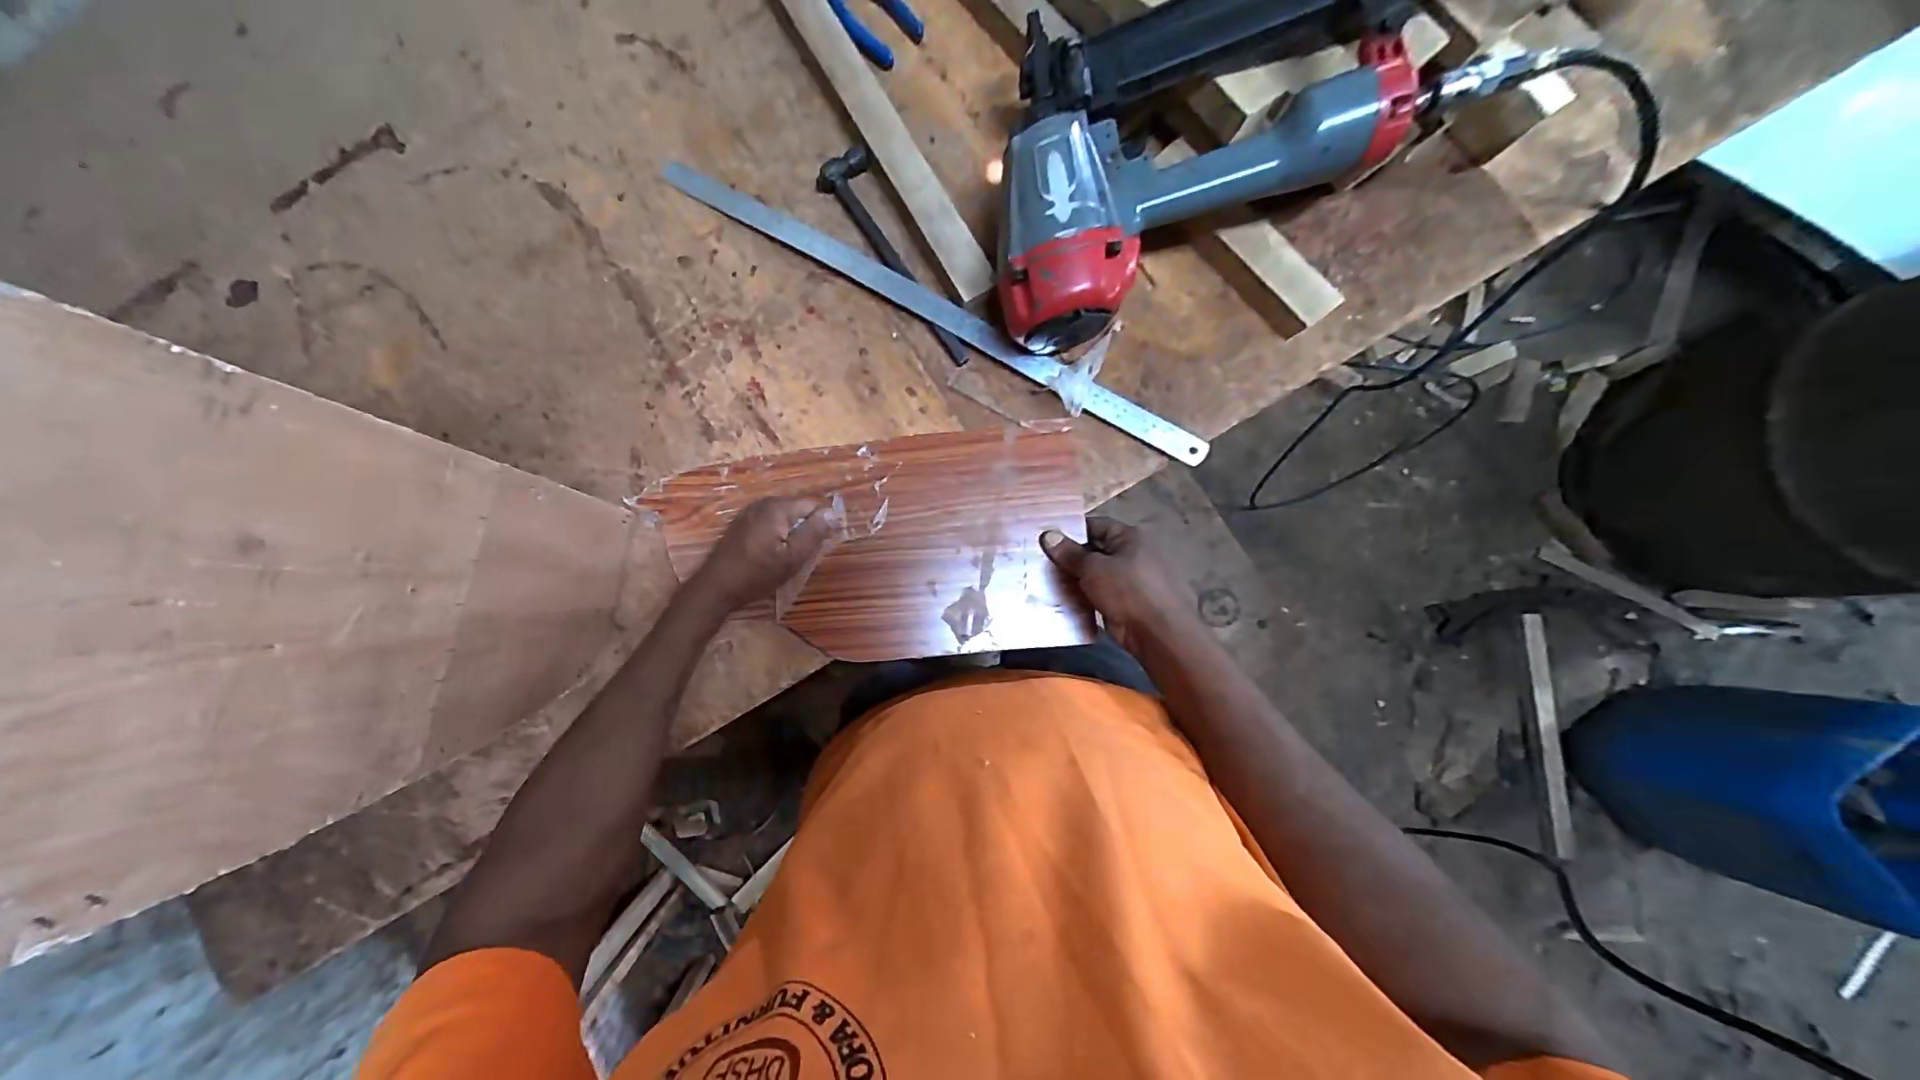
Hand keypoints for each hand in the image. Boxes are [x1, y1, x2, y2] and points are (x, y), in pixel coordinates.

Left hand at [689, 496, 840, 612]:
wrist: (715, 587)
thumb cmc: (757, 574)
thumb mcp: (792, 558)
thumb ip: (814, 533)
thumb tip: (832, 513)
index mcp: (777, 507)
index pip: (813, 505)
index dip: (822, 523)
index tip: (821, 545)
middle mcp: (763, 502)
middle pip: (798, 508)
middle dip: (806, 527)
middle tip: (804, 554)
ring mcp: (749, 511)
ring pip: (784, 515)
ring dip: (791, 531)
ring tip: (789, 555)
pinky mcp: (742, 522)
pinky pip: (769, 521)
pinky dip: (777, 533)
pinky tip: (772, 552)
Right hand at [1040, 517, 1194, 651]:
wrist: (1156, 632)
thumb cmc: (1126, 590)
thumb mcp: (1093, 568)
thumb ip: (1069, 553)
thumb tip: (1048, 535)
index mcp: (1128, 537)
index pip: (1095, 525)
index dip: (1070, 530)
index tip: (1045, 537)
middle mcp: (1130, 554)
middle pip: (1094, 550)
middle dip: (1069, 556)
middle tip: (1038, 559)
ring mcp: (1128, 579)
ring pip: (1094, 574)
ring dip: (1074, 578)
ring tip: (1044, 578)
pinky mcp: (1123, 601)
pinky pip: (1098, 593)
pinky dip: (1082, 595)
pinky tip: (1060, 599)